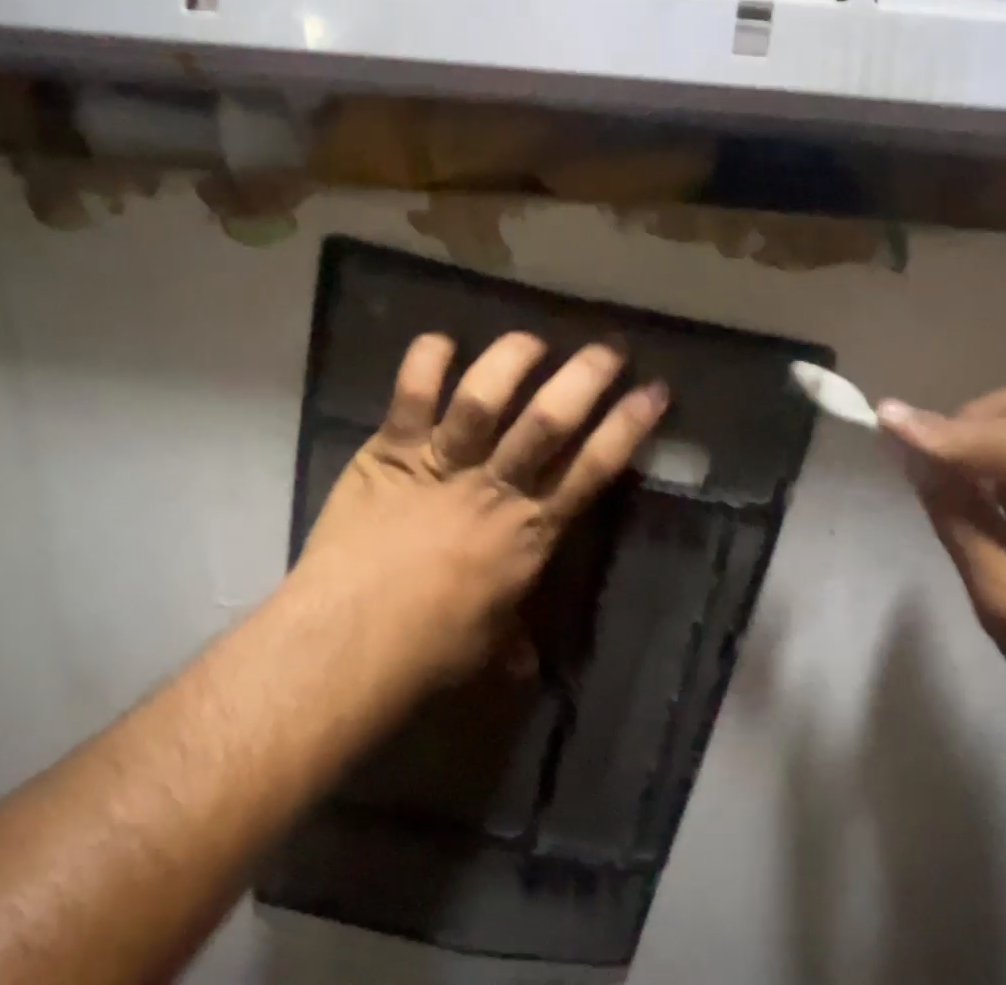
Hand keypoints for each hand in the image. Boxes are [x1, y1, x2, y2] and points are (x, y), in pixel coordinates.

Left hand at [291, 331, 668, 685]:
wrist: (353, 639)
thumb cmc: (430, 650)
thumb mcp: (489, 649)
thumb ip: (514, 642)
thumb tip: (529, 666)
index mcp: (531, 531)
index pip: (593, 468)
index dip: (627, 426)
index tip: (653, 390)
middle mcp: (496, 486)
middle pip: (551, 420)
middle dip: (587, 377)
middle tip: (608, 347)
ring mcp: (443, 464)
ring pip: (485, 396)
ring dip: (513, 358)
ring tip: (532, 340)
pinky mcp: (392, 453)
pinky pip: (412, 394)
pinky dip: (425, 360)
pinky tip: (441, 340)